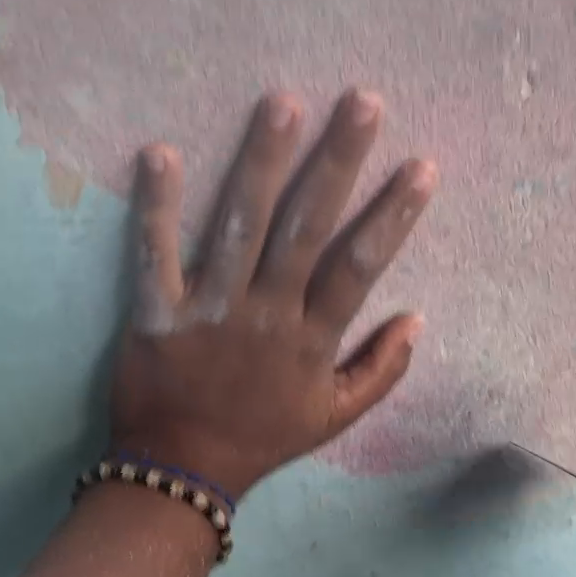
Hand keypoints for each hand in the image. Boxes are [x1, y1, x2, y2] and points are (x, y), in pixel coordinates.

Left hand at [110, 88, 436, 499]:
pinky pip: (153, 256)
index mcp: (312, 338)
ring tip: (282, 104)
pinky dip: (155, 207)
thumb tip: (418, 318)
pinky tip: (158, 151)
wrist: (179, 474)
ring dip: (262, 163)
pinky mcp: (155, 315)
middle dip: (338, 162)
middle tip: (362, 102)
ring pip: (240, 226)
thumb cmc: (264, 437)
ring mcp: (210, 310)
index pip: (360, 266)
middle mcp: (267, 314)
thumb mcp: (336, 416)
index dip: (394, 215)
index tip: (422, 166)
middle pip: (308, 228)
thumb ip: (383, 370)